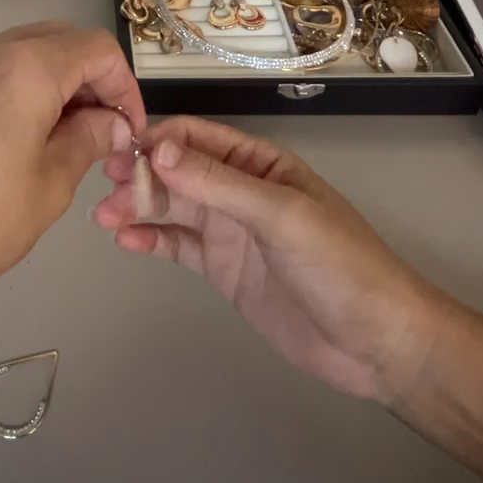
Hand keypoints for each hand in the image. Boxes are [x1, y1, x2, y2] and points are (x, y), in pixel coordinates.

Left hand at [0, 23, 145, 305]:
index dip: (124, 86)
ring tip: (62, 139)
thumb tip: (108, 124)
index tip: (128, 131)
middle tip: (101, 133)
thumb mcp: (49, 185)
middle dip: (90, 80)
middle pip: (57, 40)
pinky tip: (16, 139)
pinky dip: (15, 90)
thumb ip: (87, 140)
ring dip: (52, 83)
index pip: (96, 48)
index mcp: (24, 67)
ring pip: (19, 53)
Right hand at [93, 117, 449, 404]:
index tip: (121, 150)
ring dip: (137, 207)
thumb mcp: (281, 216)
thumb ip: (218, 183)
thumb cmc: (340, 265)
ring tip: (104, 217)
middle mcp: (237, 190)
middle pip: (176, 172)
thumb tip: (158, 149)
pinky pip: (176, 245)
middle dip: (140, 175)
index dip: (158, 140)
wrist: (378, 344)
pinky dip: (149, 240)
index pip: (197, 138)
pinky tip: (126, 241)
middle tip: (105, 186)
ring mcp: (228, 230)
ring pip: (171, 208)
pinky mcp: (221, 267)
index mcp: (258, 164)